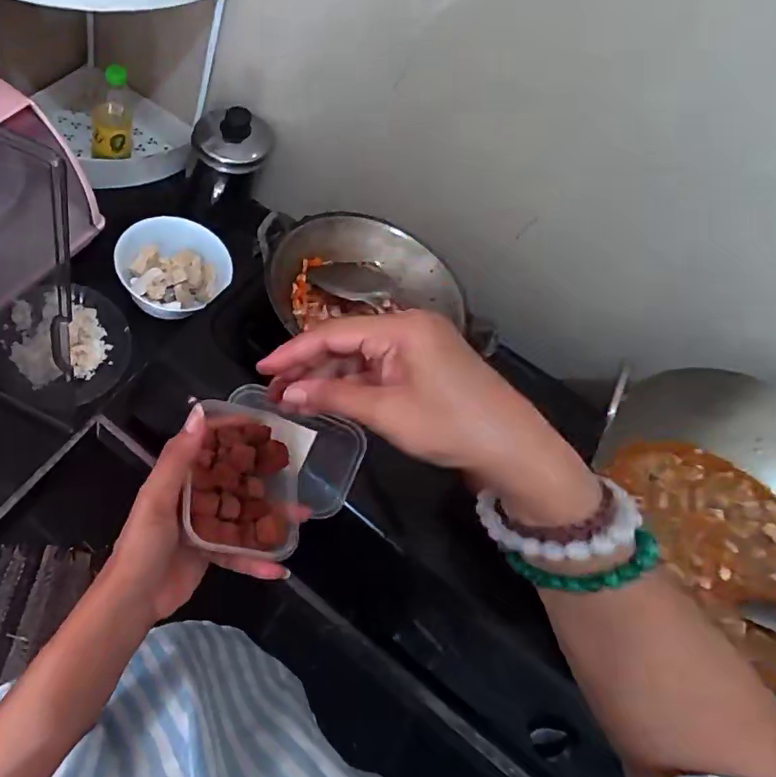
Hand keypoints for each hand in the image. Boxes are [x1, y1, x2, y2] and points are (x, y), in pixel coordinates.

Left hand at [100, 405, 297, 622]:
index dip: (232, 431)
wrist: (133, 599)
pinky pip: (239, 552)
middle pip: (231, 479)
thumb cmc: (142, 545)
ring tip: (302, 515)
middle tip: (293, 467)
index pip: (206, 445)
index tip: (263, 425)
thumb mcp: (156, 498)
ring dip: (270, 517)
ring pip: (242, 515)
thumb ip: (178, 458)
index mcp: (176, 479)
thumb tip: (199, 412)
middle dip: (260, 473)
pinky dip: (257, 561)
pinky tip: (279, 569)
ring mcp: (202, 526)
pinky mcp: (210, 554)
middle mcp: (191, 498)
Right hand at [258, 311, 601, 526]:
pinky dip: (350, 385)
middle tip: (273, 390)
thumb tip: (289, 393)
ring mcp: (416, 347)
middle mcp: (408, 328)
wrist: (513, 448)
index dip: (293, 351)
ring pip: (357, 356)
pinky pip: (375, 369)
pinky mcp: (421, 366)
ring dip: (326, 377)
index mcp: (402, 327)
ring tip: (292, 398)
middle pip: (344, 341)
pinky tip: (325, 399)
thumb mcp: (387, 412)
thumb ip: (335, 398)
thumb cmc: (451, 426)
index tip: (262, 369)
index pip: (333, 333)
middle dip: (307, 366)